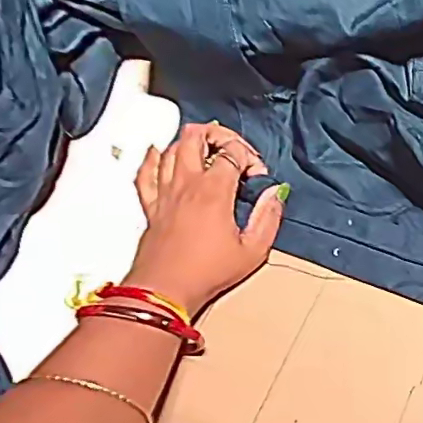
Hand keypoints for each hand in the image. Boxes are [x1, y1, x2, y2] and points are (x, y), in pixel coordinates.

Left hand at [123, 122, 286, 314]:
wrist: (167, 288)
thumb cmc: (208, 271)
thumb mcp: (253, 250)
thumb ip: (267, 218)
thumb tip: (275, 195)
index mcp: (213, 192)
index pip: (231, 152)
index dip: (249, 157)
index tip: (257, 177)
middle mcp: (186, 183)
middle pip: (195, 136)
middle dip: (218, 135)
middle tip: (233, 150)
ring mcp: (164, 191)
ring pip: (171, 147)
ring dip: (191, 143)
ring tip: (208, 152)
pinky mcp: (151, 203)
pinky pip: (146, 169)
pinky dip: (154, 156)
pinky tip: (161, 154)